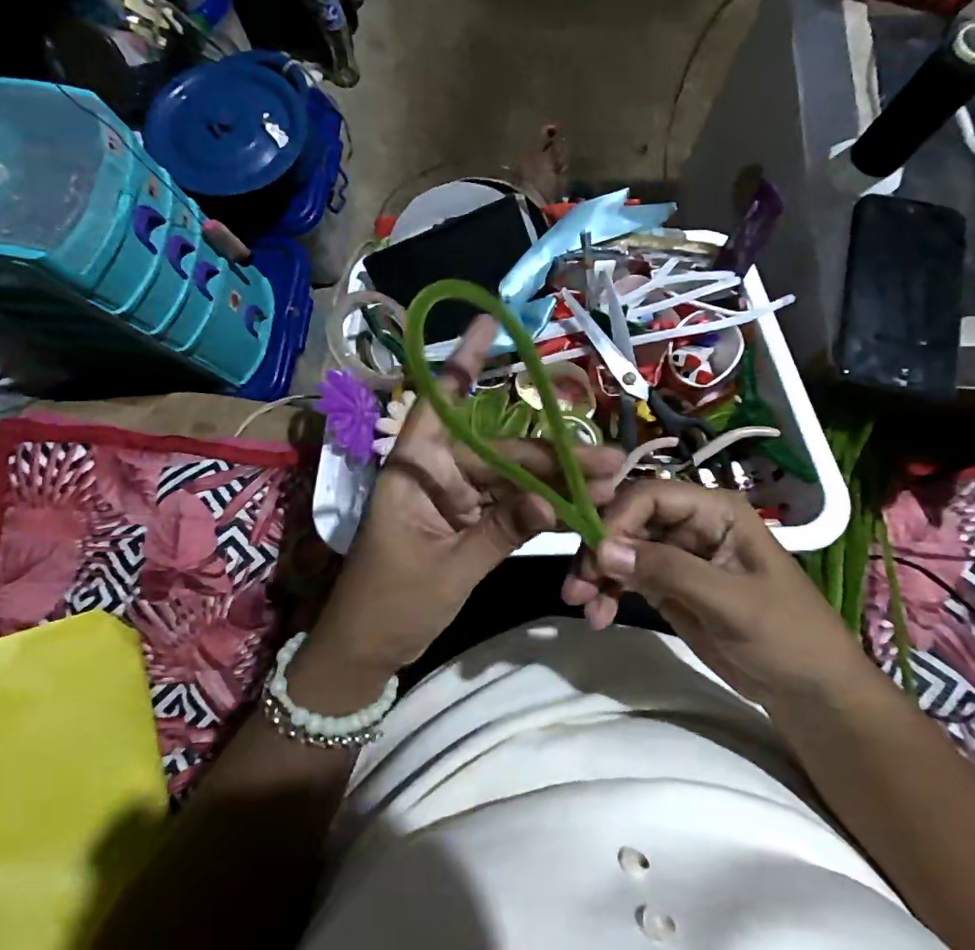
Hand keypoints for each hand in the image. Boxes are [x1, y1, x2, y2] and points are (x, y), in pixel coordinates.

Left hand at [304, 317, 623, 688]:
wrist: (366, 652)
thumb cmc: (392, 606)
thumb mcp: (449, 570)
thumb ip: (501, 533)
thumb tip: (554, 504)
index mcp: (414, 473)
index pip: (440, 406)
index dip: (465, 363)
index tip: (491, 322)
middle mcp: (435, 476)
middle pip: (499, 453)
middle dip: (551, 455)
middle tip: (608, 459)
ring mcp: (453, 500)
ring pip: (511, 479)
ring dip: (554, 482)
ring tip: (606, 481)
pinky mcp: (466, 524)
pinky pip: (510, 507)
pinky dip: (540, 508)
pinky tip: (578, 505)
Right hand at [564, 480, 868, 706]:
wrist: (809, 690)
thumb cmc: (786, 634)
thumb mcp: (731, 601)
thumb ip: (669, 571)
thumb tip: (604, 549)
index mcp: (716, 511)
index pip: (652, 495)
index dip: (617, 517)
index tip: (592, 553)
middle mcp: (692, 525)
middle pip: (629, 521)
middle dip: (599, 549)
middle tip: (577, 587)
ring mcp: (678, 557)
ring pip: (622, 550)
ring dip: (598, 574)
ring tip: (583, 606)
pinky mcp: (669, 588)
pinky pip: (628, 579)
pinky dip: (608, 593)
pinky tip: (599, 617)